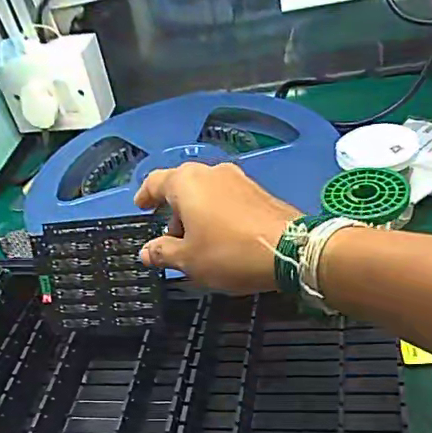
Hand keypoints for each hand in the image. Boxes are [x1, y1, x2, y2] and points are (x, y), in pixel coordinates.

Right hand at [132, 161, 301, 294]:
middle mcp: (211, 172)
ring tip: (198, 245)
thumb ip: (162, 252)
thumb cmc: (229, 252)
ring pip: (206, 194)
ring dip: (196, 216)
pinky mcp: (259, 191)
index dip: (144, 196)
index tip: (140, 208)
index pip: (155, 182)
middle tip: (171, 240)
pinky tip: (222, 240)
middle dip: (173, 213)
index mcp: (186, 182)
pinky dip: (217, 216)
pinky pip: (226, 200)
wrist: (291, 250)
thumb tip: (146, 251)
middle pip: (182, 188)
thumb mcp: (188, 260)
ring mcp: (238, 179)